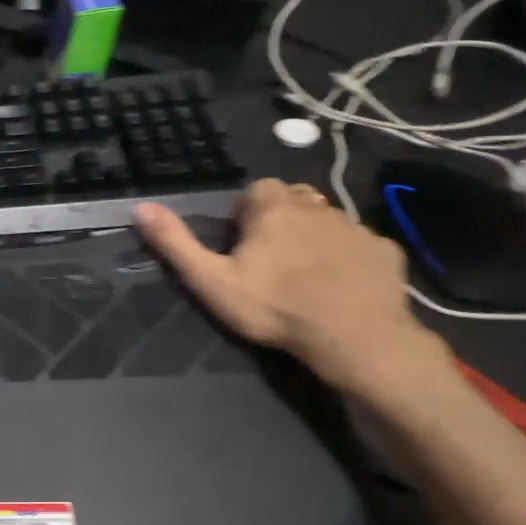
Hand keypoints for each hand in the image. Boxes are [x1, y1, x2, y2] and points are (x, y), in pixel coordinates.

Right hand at [135, 179, 442, 394]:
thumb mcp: (210, 280)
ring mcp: (356, 228)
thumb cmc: (273, 307)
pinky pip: (361, 242)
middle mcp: (317, 208)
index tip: (241, 237)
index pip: (259, 187)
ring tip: (303, 268)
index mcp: (273, 211)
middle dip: (282, 215)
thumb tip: (140, 207)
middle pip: (296, 197)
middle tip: (270, 251)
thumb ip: (176, 243)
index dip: (247, 209)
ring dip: (314, 232)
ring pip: (329, 218)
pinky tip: (340, 282)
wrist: (355, 337)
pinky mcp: (385, 250)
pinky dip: (348, 254)